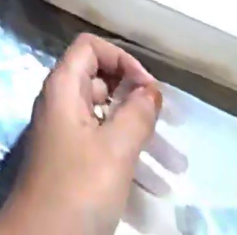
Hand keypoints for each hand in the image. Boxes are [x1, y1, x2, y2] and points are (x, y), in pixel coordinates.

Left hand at [0, 34, 161, 234]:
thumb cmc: (78, 188)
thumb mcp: (115, 150)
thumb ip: (136, 113)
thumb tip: (149, 88)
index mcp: (63, 87)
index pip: (90, 47)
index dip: (121, 59)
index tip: (149, 90)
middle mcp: (60, 101)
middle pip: (100, 80)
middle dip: (136, 100)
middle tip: (172, 127)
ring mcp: (63, 131)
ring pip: (105, 117)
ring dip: (139, 134)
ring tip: (177, 166)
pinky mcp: (68, 159)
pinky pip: (101, 145)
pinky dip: (127, 157)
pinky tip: (155, 189)